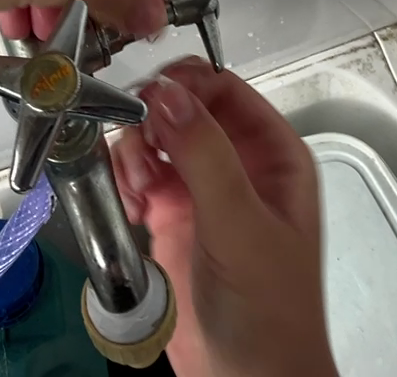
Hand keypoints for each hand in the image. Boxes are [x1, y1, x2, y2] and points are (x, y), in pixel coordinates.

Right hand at [111, 58, 336, 376]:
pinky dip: (125, 179)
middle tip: (137, 141)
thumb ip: (206, 155)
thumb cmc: (269, 312)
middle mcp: (234, 162)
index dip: (188, 84)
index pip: (225, 90)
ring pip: (155, 137)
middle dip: (154, 118)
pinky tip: (131, 203)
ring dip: (136, 150)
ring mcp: (200, 187)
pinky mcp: (168, 213)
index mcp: (270, 153)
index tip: (152, 94)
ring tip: (136, 185)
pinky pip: (137, 172)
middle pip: (183, 108)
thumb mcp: (242, 225)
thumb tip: (170, 93)